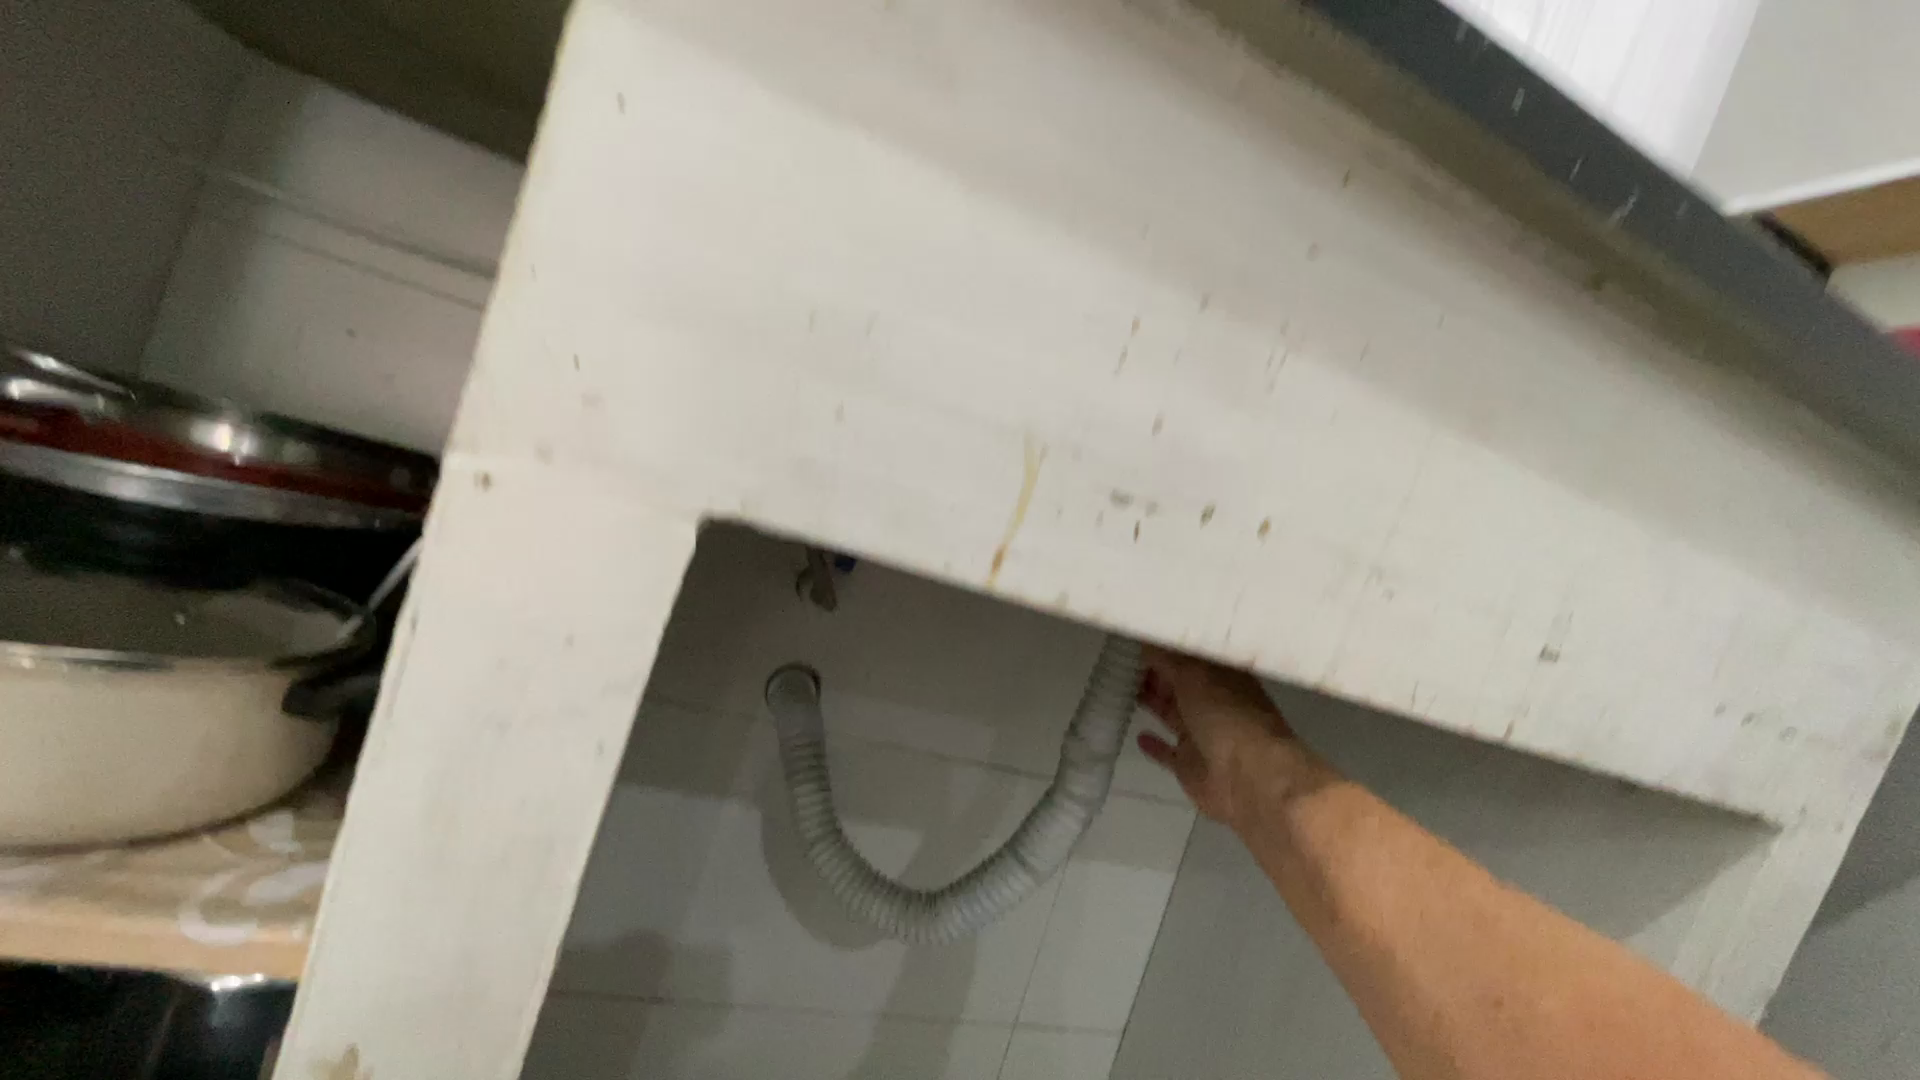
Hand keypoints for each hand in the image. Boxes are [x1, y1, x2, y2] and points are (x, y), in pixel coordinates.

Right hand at [1136, 646, 1301, 824]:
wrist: (1250, 778)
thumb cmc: (1226, 715)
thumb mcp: (1194, 675)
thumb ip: (1166, 658)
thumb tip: (1145, 639)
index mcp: (1222, 678)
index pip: (1191, 657)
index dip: (1167, 648)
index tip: (1137, 638)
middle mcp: (1214, 704)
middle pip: (1180, 685)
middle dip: (1155, 674)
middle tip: (1121, 661)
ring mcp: (1203, 736)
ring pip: (1172, 715)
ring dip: (1152, 702)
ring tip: (1121, 689)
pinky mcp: (1191, 766)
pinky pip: (1168, 753)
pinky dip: (1155, 745)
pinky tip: (1138, 736)